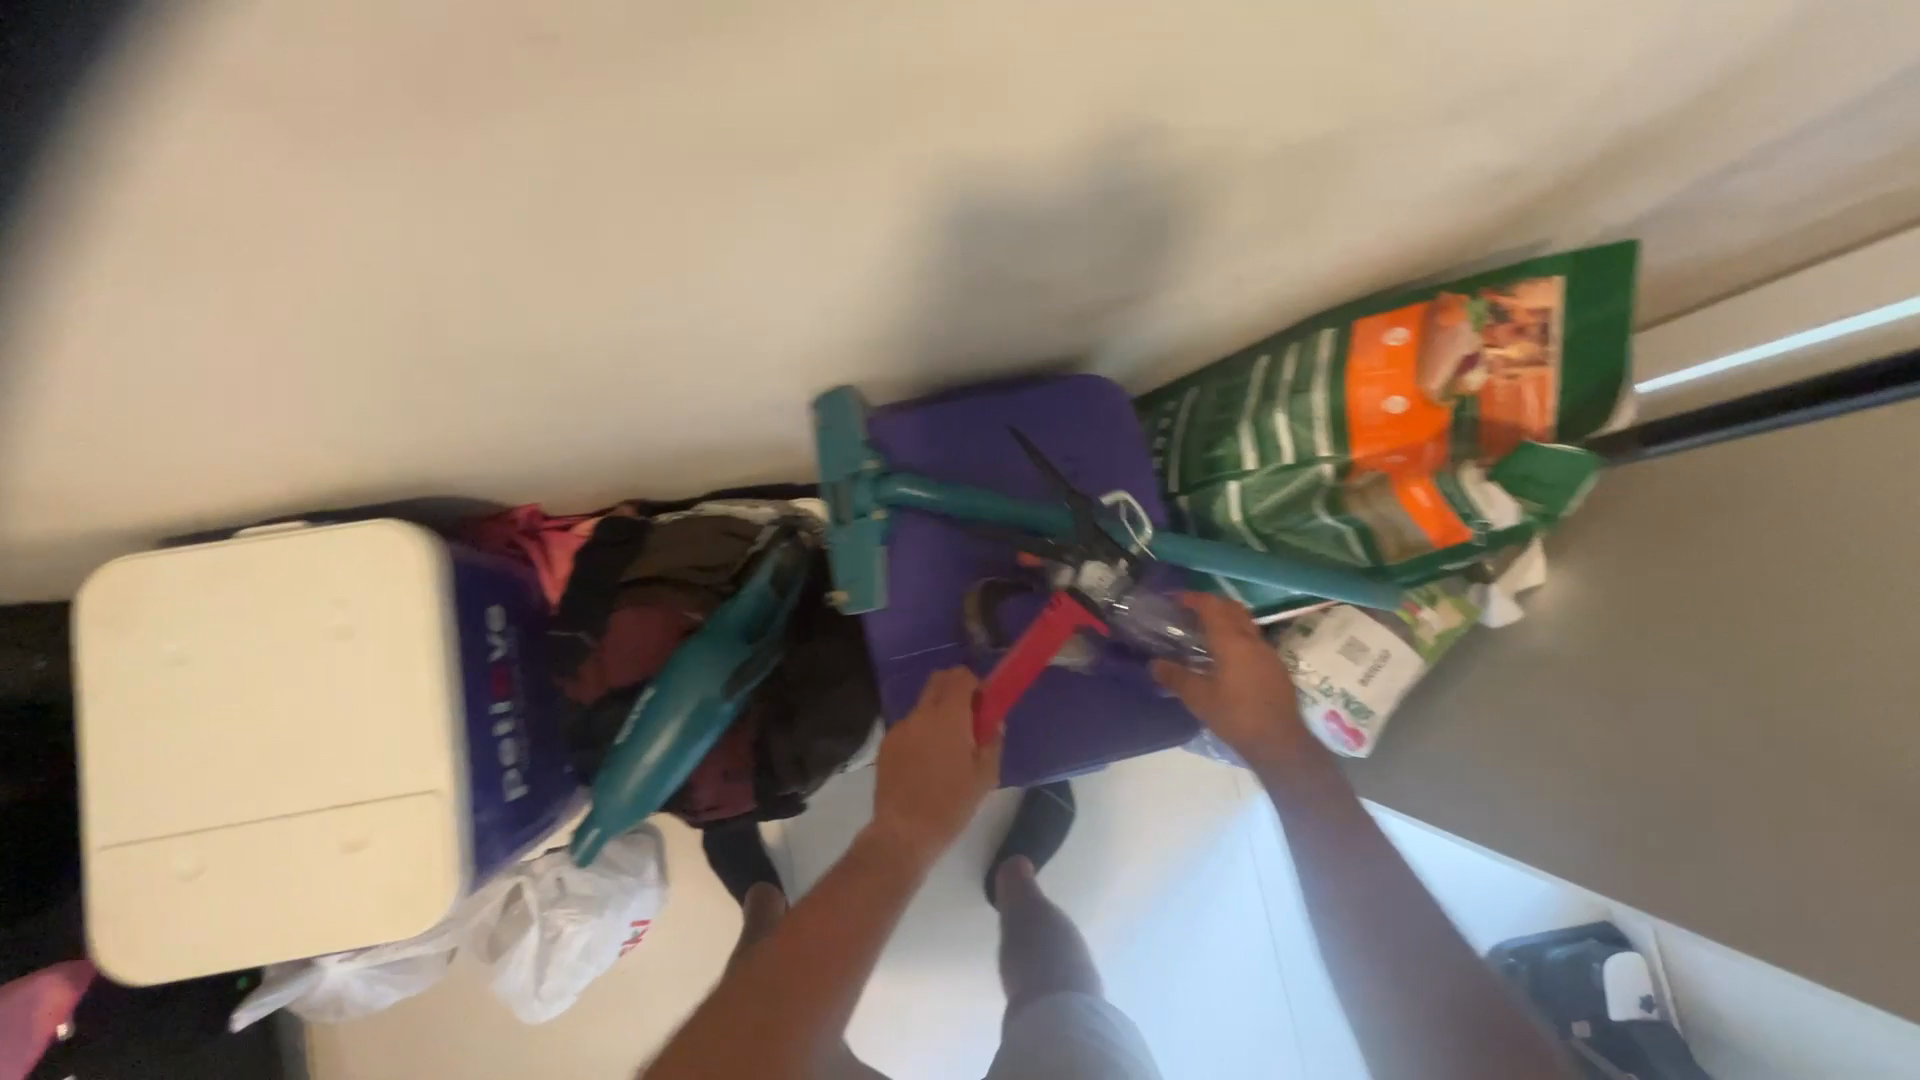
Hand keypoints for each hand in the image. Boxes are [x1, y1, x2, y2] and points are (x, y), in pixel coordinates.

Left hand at [871, 667, 1001, 860]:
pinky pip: (910, 727)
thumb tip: (993, 721)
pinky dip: (921, 733)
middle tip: (968, 719)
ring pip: (923, 706)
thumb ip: (992, 740)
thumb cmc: (951, 804)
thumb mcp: (985, 776)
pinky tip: (925, 764)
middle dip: (955, 690)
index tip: (982, 704)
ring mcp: (900, 728)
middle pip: (938, 681)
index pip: (960, 676)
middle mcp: (921, 714)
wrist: (904, 831)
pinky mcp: (887, 744)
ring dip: (938, 715)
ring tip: (946, 750)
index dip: (974, 683)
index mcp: (949, 717)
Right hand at [1152, 592, 1311, 764]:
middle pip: (1232, 608)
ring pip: (1246, 623)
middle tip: (1190, 611)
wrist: (1279, 741)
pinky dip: (1238, 636)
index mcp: (1231, 642)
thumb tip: (1153, 664)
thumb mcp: (1198, 698)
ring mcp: (1268, 653)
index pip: (1211, 607)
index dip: (1193, 598)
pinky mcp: (1276, 667)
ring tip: (1206, 632)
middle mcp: (1252, 640)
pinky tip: (1227, 657)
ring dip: (1226, 619)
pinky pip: (1254, 640)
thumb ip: (1175, 677)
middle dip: (1211, 603)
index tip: (1175, 599)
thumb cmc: (1235, 717)